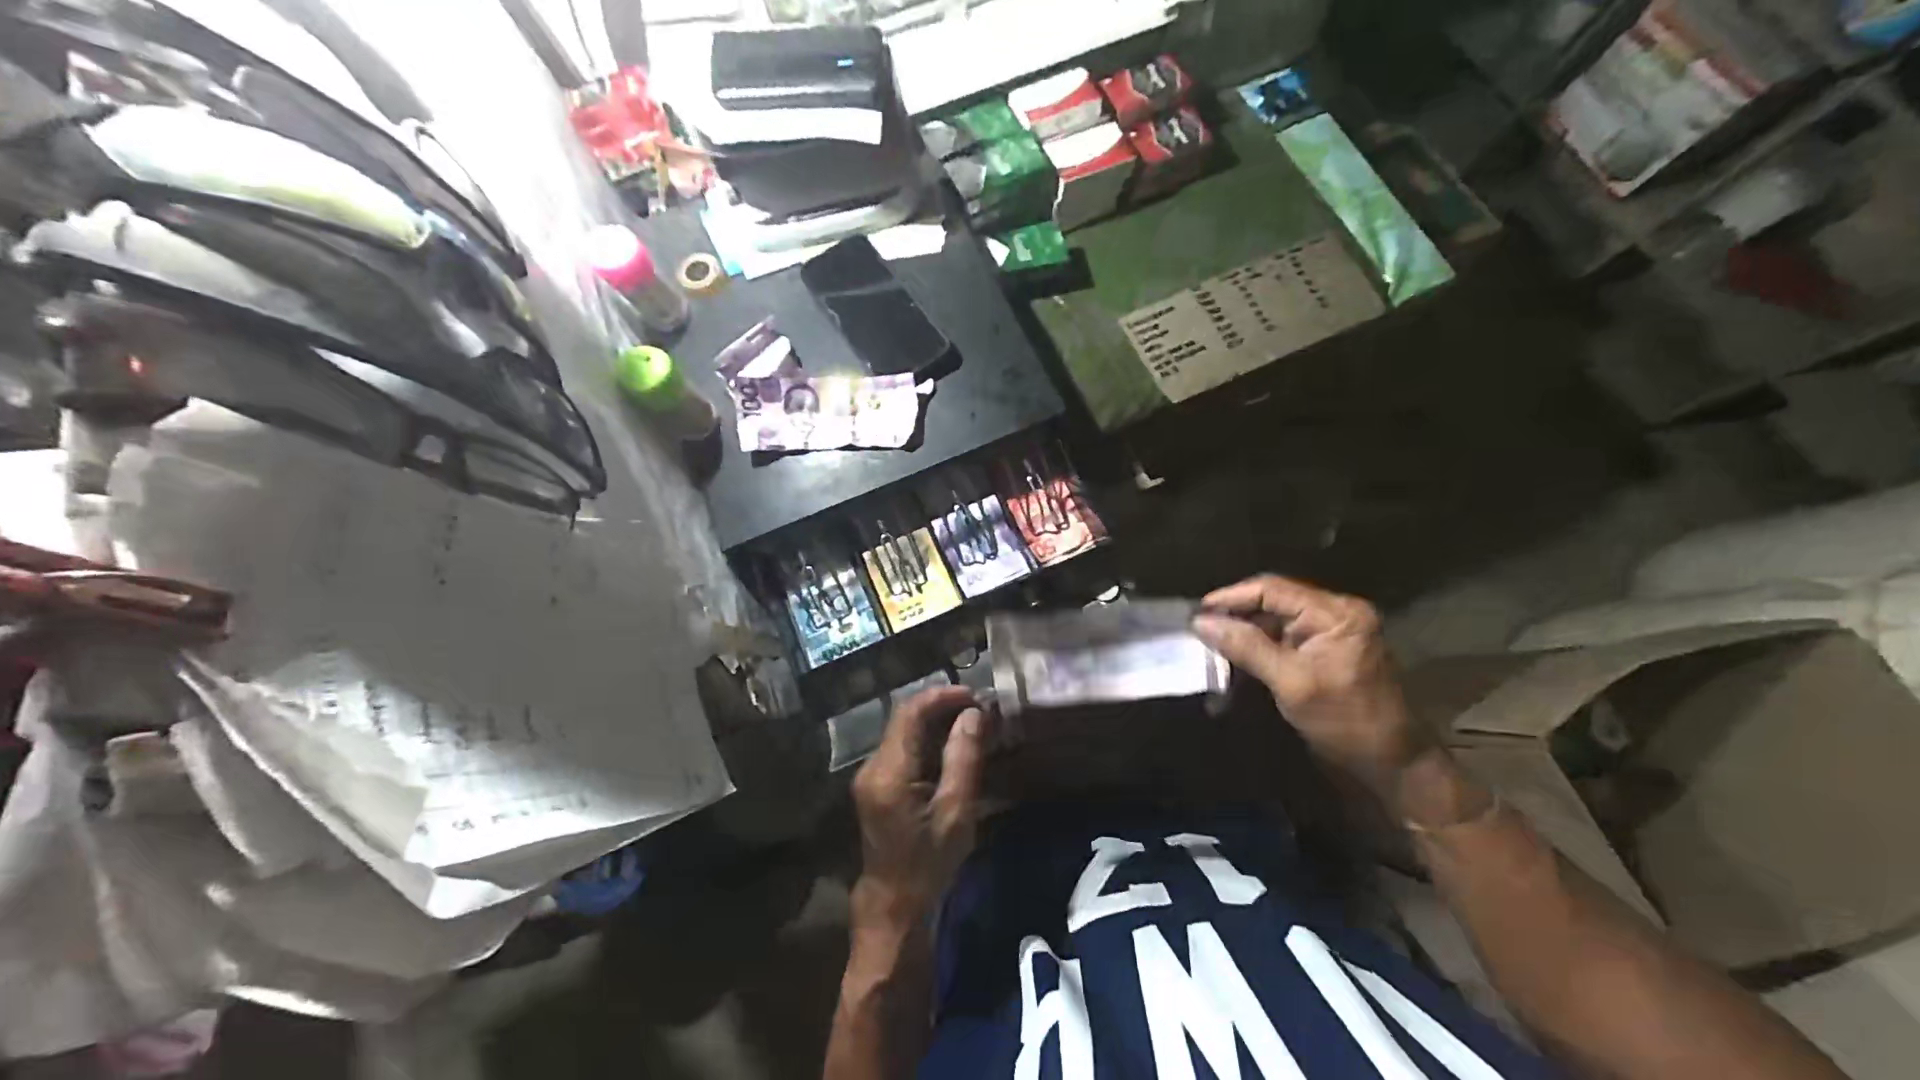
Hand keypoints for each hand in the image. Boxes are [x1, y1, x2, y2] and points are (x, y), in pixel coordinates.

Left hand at [849, 686, 989, 929]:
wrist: (895, 904)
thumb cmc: (929, 864)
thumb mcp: (956, 813)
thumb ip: (963, 759)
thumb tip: (974, 714)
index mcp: (889, 772)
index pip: (910, 713)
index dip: (942, 696)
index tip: (975, 695)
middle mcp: (872, 766)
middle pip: (905, 719)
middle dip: (941, 707)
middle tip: (980, 709)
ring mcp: (870, 775)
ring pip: (903, 731)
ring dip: (936, 722)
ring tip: (972, 724)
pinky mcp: (875, 784)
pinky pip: (902, 749)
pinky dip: (928, 740)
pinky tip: (953, 747)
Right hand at [1190, 574, 1433, 791]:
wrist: (1392, 763)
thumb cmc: (1345, 722)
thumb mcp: (1291, 683)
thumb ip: (1247, 647)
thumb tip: (1201, 622)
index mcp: (1336, 613)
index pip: (1273, 589)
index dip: (1231, 597)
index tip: (1196, 612)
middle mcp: (1337, 612)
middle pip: (1275, 599)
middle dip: (1237, 611)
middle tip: (1200, 626)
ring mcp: (1335, 630)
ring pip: (1278, 617)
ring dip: (1246, 627)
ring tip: (1212, 638)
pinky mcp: (1329, 649)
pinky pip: (1287, 634)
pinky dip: (1261, 641)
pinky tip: (1237, 652)